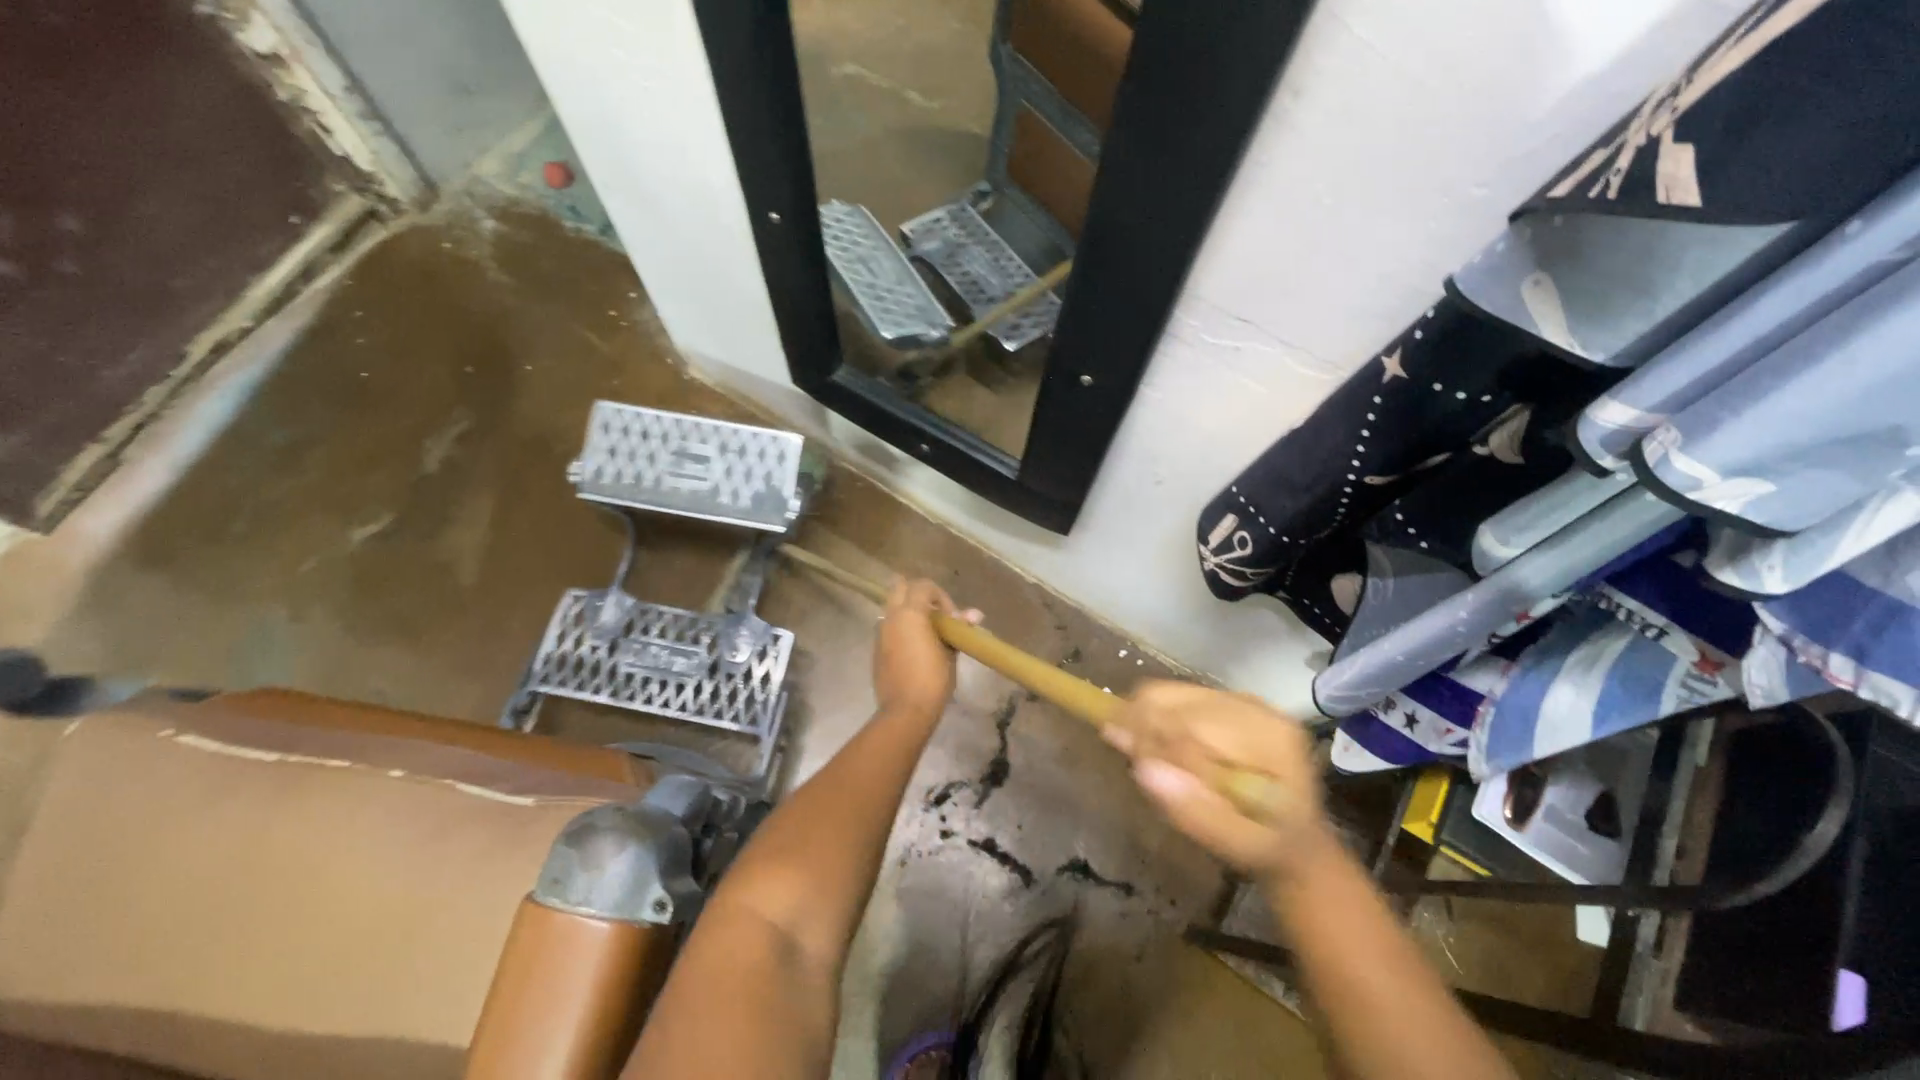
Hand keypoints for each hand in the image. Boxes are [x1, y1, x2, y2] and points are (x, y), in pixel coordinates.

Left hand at [872, 579, 979, 721]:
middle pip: (900, 588)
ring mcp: (880, 633)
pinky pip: (889, 627)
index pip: (923, 585)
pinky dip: (901, 629)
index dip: (941, 597)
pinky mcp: (876, 649)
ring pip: (892, 608)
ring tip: (927, 633)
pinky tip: (915, 649)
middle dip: (919, 595)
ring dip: (909, 612)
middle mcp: (891, 617)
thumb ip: (958, 629)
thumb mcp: (950, 652)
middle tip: (936, 616)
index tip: (952, 618)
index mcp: (910, 613)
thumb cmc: (933, 680)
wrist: (905, 710)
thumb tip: (975, 614)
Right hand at [1107, 680, 1333, 882]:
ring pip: (1171, 694)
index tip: (1127, 760)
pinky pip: (1175, 698)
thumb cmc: (1269, 847)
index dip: (1152, 739)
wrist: (1296, 840)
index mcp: (1270, 738)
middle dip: (1143, 726)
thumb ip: (1195, 812)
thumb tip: (1144, 771)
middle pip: (1177, 700)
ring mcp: (1243, 702)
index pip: (1193, 723)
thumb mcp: (1238, 845)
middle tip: (1128, 757)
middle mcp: (1258, 709)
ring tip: (1139, 754)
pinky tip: (1156, 749)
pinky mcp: (1228, 704)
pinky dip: (1155, 718)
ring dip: (1145, 720)